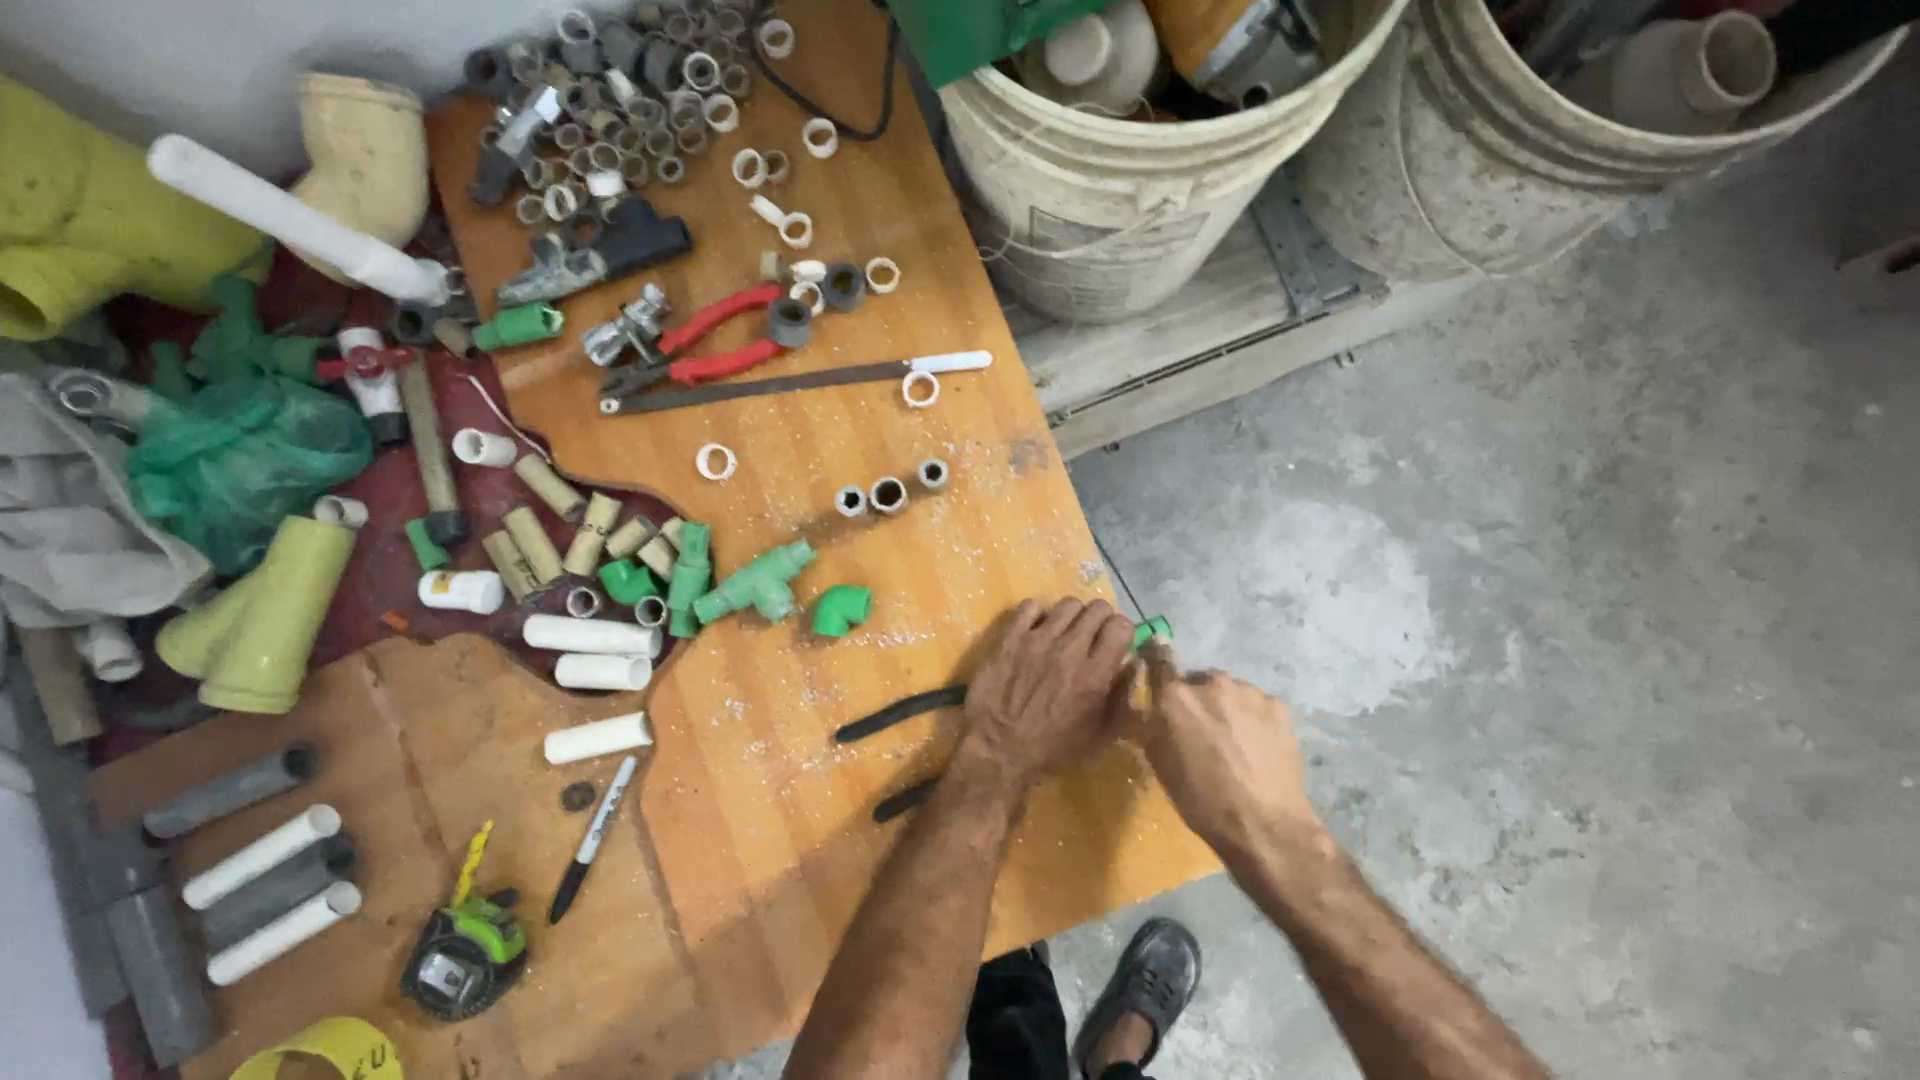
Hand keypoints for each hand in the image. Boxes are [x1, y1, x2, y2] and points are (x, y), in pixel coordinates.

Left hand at [954, 598, 1137, 793]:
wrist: (998, 749)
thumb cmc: (1052, 749)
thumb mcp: (1099, 736)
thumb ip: (1122, 698)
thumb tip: (1133, 666)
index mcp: (1095, 674)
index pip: (1122, 626)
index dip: (1122, 631)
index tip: (1115, 642)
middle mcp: (1070, 650)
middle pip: (1097, 608)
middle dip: (1101, 619)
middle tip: (1092, 635)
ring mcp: (1037, 640)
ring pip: (1067, 604)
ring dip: (1072, 615)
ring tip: (1064, 631)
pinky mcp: (1010, 638)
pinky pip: (1030, 606)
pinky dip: (1037, 614)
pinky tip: (1036, 630)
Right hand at [1138, 645, 1324, 855]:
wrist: (1264, 824)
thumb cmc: (1201, 800)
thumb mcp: (1160, 764)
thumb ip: (1153, 726)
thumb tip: (1153, 707)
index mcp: (1175, 698)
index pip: (1159, 658)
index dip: (1155, 654)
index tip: (1155, 651)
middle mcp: (1211, 684)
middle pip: (1198, 681)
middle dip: (1197, 699)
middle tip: (1202, 731)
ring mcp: (1249, 692)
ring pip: (1230, 692)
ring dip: (1227, 707)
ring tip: (1235, 742)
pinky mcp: (1278, 706)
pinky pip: (1257, 704)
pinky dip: (1254, 718)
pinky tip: (1258, 747)